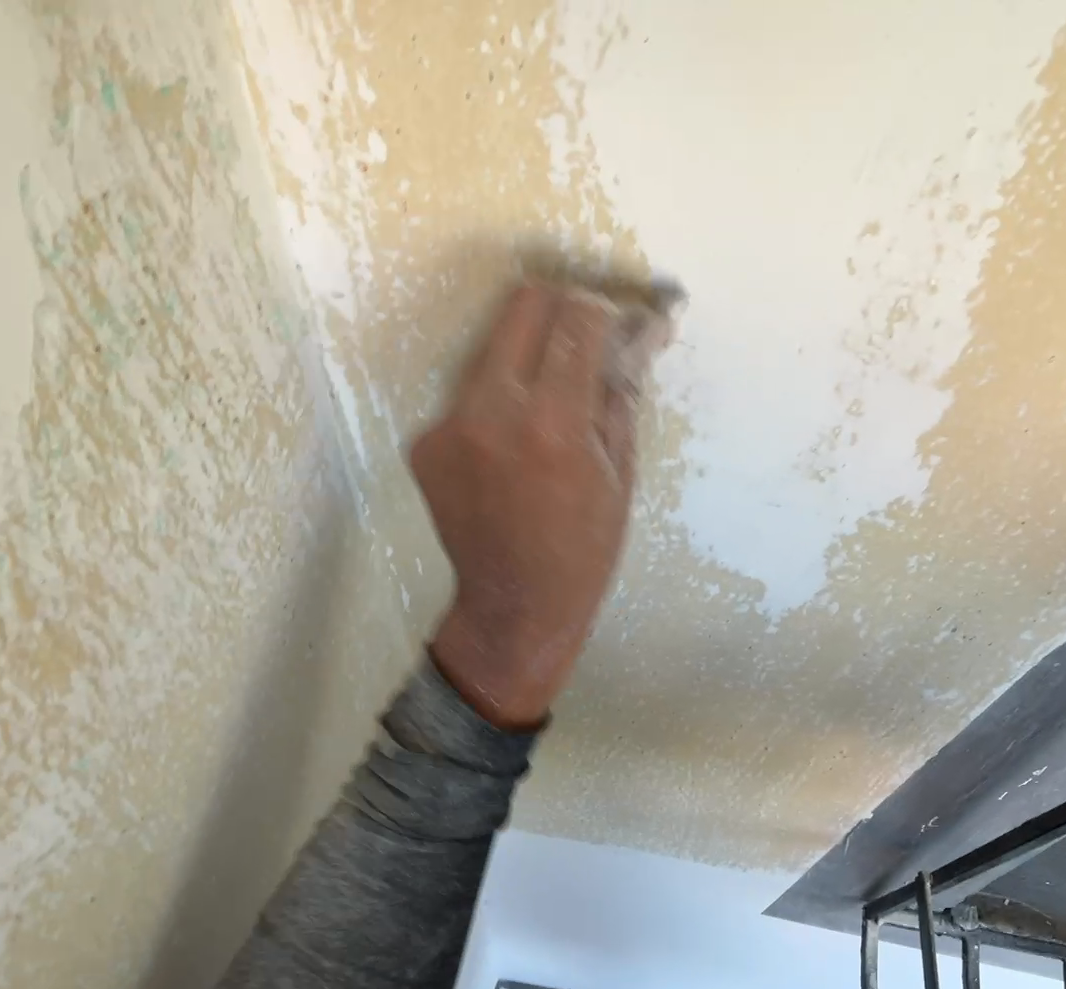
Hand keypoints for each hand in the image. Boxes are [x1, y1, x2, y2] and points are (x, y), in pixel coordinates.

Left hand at [411, 281, 669, 730]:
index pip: (577, 318)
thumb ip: (620, 393)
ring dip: (527, 354)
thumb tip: (639, 335)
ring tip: (551, 394)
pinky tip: (514, 441)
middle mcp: (491, 409)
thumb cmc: (585, 549)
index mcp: (552, 421)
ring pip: (491, 347)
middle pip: (523, 306)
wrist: (515, 606)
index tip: (619, 320)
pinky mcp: (425, 441)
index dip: (605, 308)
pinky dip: (499, 400)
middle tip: (585, 334)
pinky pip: (469, 394)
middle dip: (561, 307)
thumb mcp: (621, 473)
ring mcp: (449, 423)